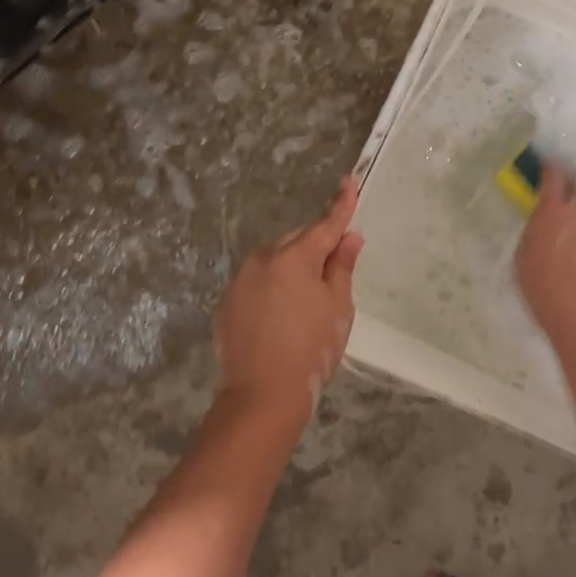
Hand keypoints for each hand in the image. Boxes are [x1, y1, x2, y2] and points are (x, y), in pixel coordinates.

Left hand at [214, 176, 364, 418]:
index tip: (348, 181)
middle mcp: (262, 260)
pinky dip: (272, 287)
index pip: (325, 224)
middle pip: (296, 241)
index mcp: (294, 257)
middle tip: (334, 265)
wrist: (262, 394)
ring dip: (291, 267)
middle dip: (315, 246)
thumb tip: (348, 238)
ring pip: (273, 261)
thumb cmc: (311, 350)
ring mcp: (240, 281)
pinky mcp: (227, 303)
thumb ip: (341, 268)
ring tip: (307, 298)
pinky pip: (256, 283)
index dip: (341, 204)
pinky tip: (281, 315)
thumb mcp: (337, 308)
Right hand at [517, 164, 575, 336]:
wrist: (570, 308)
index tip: (547, 166)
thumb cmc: (537, 282)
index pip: (554, 176)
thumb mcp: (523, 251)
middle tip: (566, 194)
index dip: (550, 167)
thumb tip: (540, 217)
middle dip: (573, 186)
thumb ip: (535, 227)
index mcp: (551, 211)